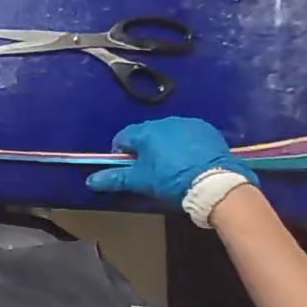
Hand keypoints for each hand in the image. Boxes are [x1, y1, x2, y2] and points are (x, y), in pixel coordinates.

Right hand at [85, 117, 257, 206]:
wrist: (216, 184)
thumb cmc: (171, 180)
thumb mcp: (141, 182)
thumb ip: (114, 178)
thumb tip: (90, 181)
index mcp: (145, 132)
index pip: (123, 138)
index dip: (123, 154)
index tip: (130, 169)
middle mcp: (164, 122)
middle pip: (146, 134)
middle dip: (145, 149)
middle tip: (151, 171)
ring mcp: (187, 123)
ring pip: (167, 133)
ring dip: (166, 145)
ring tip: (172, 167)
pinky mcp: (206, 129)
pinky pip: (188, 135)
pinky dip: (185, 145)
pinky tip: (191, 161)